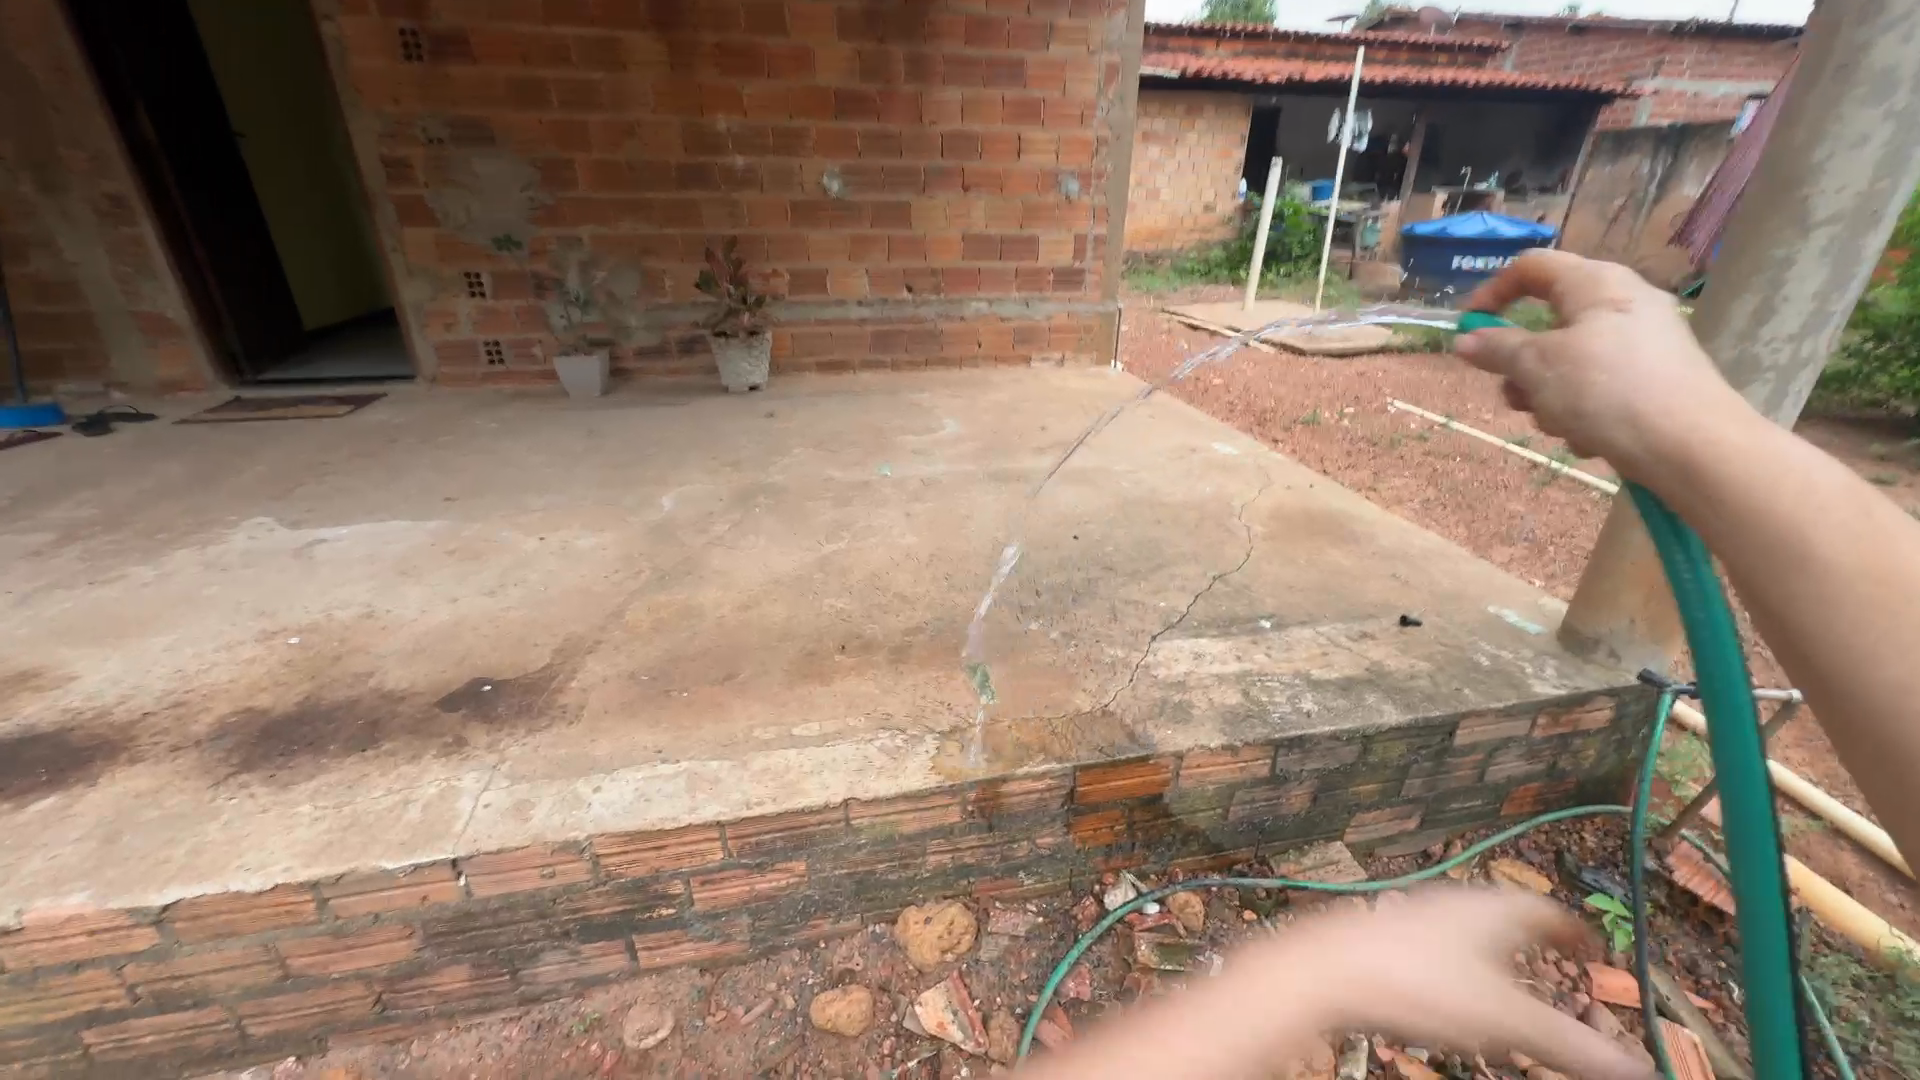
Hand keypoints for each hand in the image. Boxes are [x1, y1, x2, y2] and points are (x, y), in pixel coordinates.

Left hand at [1251, 886, 1654, 1079]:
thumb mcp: (1506, 1020)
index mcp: (1487, 909)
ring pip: (1464, 923)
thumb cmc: (1419, 985)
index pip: (1541, 909)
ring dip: (1491, 947)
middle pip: (1501, 911)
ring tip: (1506, 974)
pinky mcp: (1381, 931)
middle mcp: (1449, 901)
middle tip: (1554, 956)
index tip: (1590, 946)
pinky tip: (1446, 983)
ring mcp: (1411, 912)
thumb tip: (1639, 1070)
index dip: (1570, 929)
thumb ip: (1570, 1045)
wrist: (1323, 968)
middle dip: (1531, 934)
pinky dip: (1457, 958)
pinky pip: (1433, 938)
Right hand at [1453, 250, 1749, 481]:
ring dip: (1543, 394)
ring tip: (1554, 420)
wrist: (1688, 444)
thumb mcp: (1535, 365)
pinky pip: (1591, 387)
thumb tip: (1464, 340)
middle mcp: (1620, 305)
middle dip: (1518, 363)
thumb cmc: (1605, 390)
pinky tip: (1585, 433)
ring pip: (1562, 362)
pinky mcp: (1647, 380)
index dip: (1491, 292)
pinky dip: (1576, 410)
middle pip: (1544, 324)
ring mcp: (1637, 344)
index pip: (1530, 267)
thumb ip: (1496, 348)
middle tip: (1512, 390)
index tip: (1465, 330)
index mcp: (1596, 285)